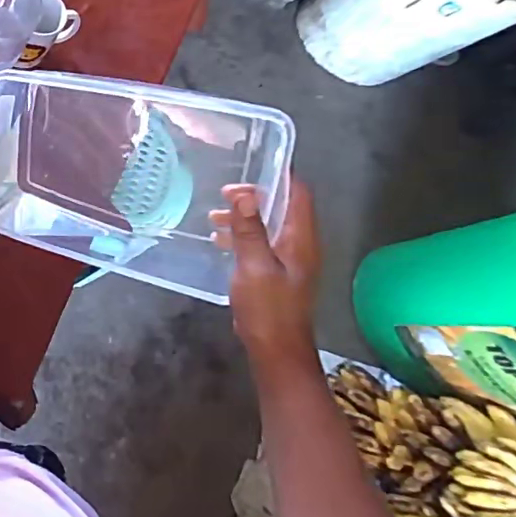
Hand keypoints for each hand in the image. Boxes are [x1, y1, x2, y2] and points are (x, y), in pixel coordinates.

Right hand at [210, 175, 319, 370]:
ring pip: (270, 224)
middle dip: (254, 195)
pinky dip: (243, 234)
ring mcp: (290, 259)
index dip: (278, 176)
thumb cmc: (268, 307)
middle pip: (283, 206)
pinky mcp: (277, 271)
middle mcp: (300, 244)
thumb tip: (246, 196)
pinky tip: (220, 240)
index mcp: (300, 239)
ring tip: (214, 217)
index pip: (298, 194)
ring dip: (245, 215)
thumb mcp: (254, 266)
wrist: (276, 350)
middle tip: (224, 194)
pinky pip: (262, 241)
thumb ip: (249, 230)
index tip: (249, 166)